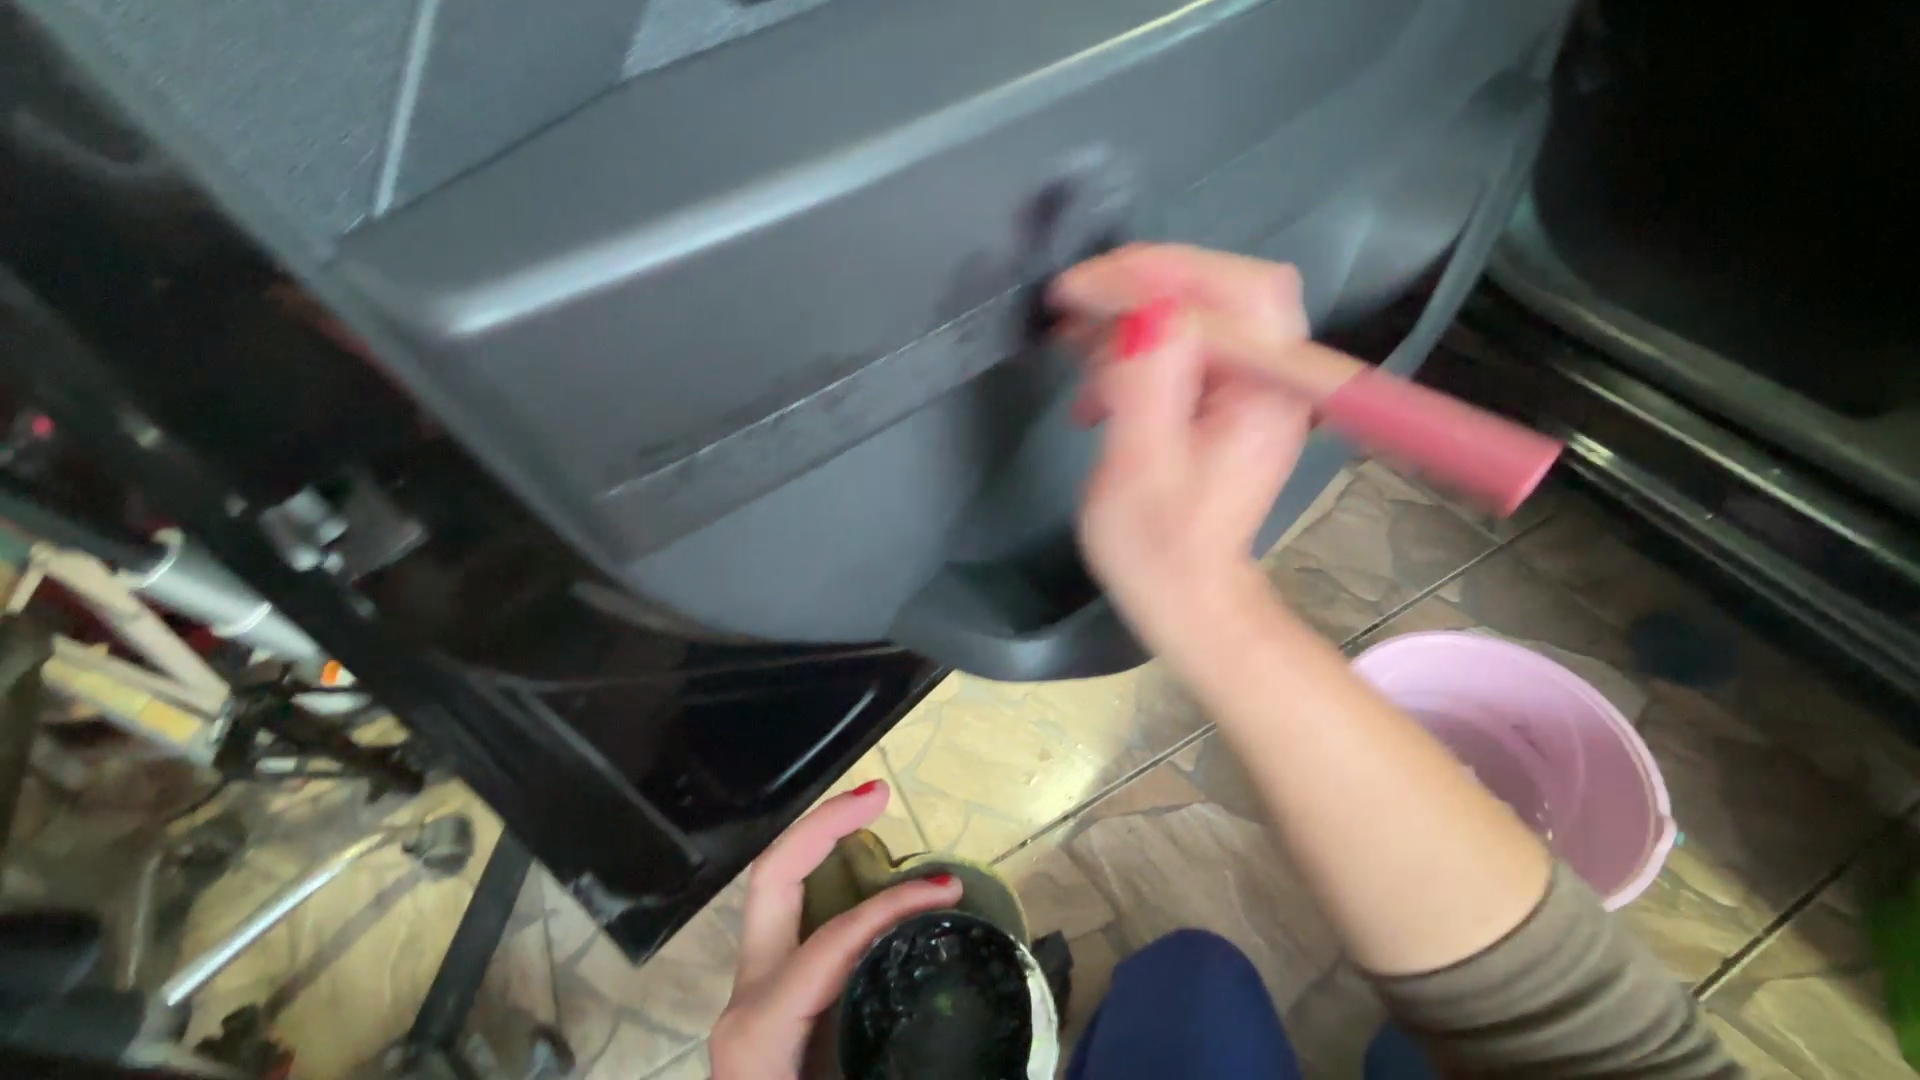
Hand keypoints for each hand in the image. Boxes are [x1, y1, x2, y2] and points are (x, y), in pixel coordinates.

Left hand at [710, 782, 961, 1079]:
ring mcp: (752, 997)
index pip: (833, 939)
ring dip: (823, 847)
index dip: (893, 906)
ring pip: (778, 894)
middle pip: (773, 880)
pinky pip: (794, 924)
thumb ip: (913, 1065)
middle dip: (824, 827)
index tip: (949, 889)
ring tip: (874, 819)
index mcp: (763, 1028)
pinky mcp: (768, 1003)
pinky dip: (830, 888)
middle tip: (879, 794)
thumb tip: (998, 1058)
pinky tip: (867, 881)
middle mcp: (746, 997)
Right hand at [1049, 245, 1314, 657]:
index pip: (1226, 295)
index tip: (1077, 293)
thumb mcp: (1139, 471)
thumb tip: (1145, 312)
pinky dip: (1138, 341)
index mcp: (1263, 394)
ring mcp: (1253, 383)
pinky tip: (1098, 379)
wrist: (1188, 596)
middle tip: (1077, 304)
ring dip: (1134, 311)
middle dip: (1145, 281)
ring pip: (1204, 307)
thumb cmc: (1159, 550)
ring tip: (1076, 344)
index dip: (1149, 277)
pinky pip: (1190, 339)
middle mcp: (1272, 377)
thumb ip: (1147, 386)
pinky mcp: (1227, 395)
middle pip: (1225, 286)